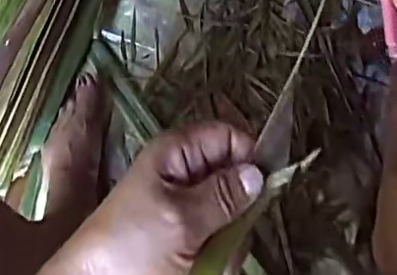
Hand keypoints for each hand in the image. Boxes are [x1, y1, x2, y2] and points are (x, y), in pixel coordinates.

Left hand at [43, 121, 263, 274]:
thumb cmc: (131, 246)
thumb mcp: (179, 218)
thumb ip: (221, 195)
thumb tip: (258, 172)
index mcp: (177, 152)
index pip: (226, 135)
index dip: (248, 155)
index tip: (265, 187)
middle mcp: (184, 175)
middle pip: (234, 179)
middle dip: (240, 211)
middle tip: (229, 238)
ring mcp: (186, 212)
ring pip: (231, 219)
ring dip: (231, 244)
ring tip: (212, 263)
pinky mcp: (187, 244)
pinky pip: (220, 246)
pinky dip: (220, 261)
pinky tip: (206, 272)